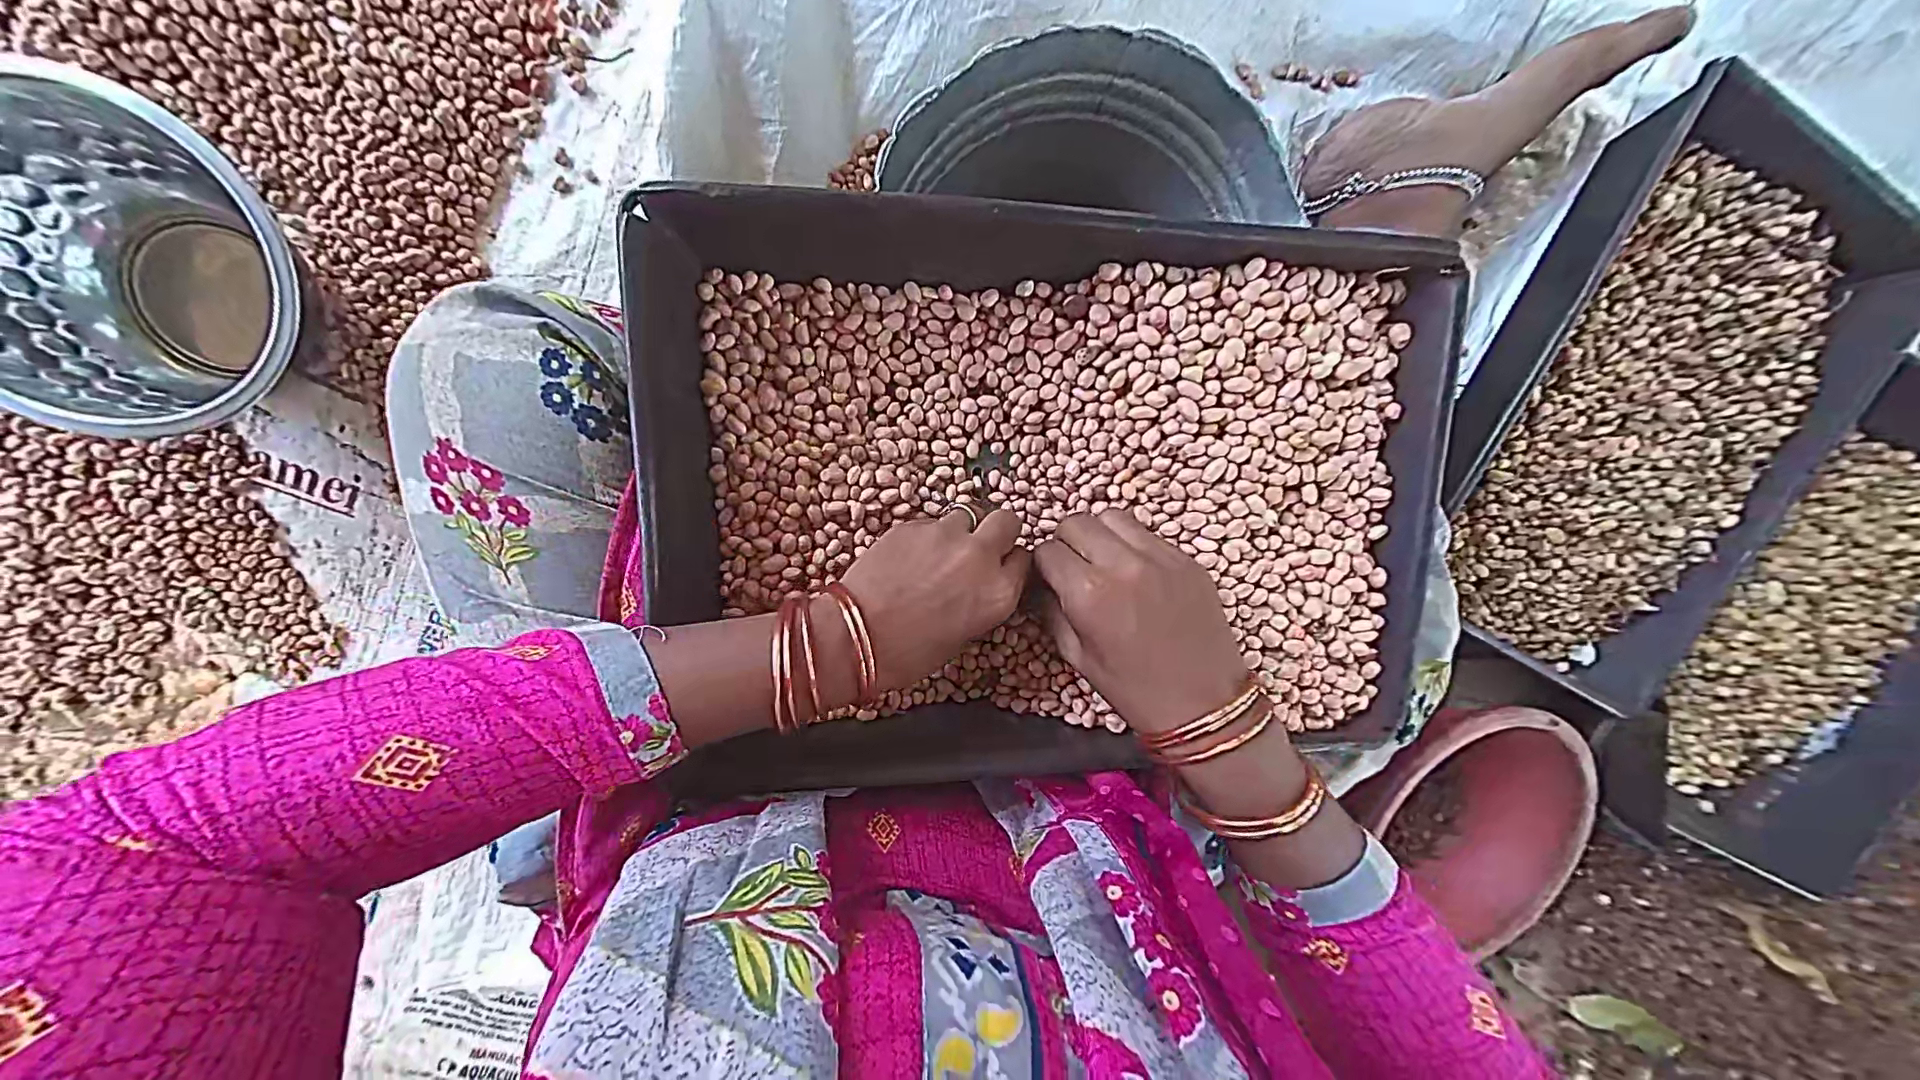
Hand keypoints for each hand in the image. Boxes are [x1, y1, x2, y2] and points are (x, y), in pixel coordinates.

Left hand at [839, 506, 1030, 691]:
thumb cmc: (908, 652)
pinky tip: (907, 558)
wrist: (854, 637)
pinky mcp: (913, 524)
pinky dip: (925, 537)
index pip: (1024, 559)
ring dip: (958, 532)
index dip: (1009, 562)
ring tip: (935, 555)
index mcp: (999, 593)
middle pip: (1006, 521)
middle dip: (996, 531)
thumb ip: (981, 601)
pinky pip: (930, 523)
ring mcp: (946, 535)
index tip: (998, 567)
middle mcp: (980, 557)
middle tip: (976, 549)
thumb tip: (978, 586)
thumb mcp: (962, 637)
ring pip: (966, 516)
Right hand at [1033, 510, 1250, 733]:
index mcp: (1089, 594)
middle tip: (1072, 566)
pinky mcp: (1186, 559)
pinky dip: (1131, 544)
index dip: (1042, 564)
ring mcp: (1159, 557)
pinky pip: (1146, 533)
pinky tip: (1133, 571)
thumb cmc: (1134, 689)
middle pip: (1076, 522)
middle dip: (1065, 541)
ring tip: (1102, 561)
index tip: (1048, 577)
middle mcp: (1123, 565)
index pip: (1047, 551)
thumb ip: (1052, 611)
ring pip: (1112, 517)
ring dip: (1098, 534)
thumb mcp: (1078, 657)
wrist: (1204, 704)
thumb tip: (1041, 585)